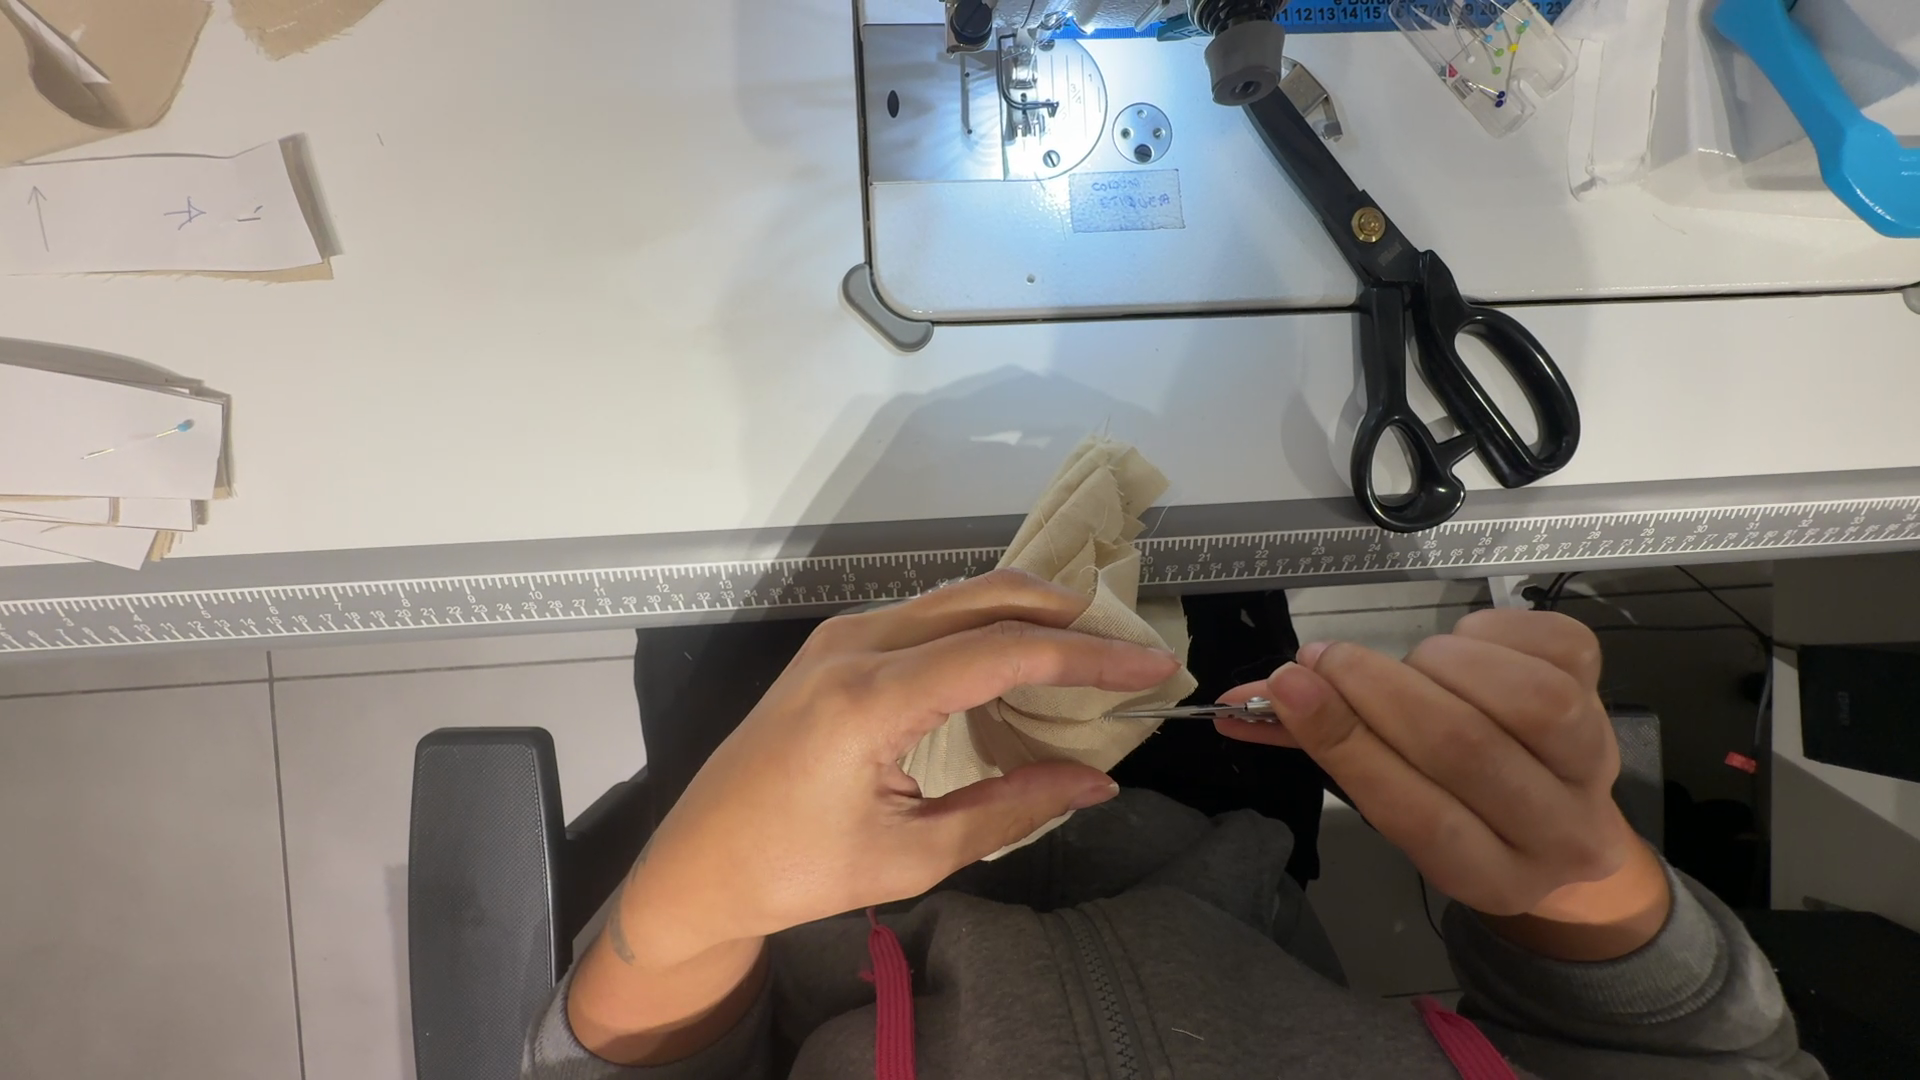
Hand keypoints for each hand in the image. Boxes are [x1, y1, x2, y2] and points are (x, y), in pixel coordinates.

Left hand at [569, 570, 1180, 1061]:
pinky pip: (927, 615)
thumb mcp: (909, 856)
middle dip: (1064, 613)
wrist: (696, 861)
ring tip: (1086, 647)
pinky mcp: (837, 641)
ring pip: (955, 596)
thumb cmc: (795, 871)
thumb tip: (1096, 782)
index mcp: (868, 699)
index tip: (1148, 666)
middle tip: (1125, 643)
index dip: (1084, 657)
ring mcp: (841, 633)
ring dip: (1025, 613)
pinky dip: (984, 624)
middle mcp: (855, 643)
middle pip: (981, 598)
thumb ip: (1009, 810)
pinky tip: (1015, 654)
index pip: (1000, 654)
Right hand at [1219, 610, 1669, 959]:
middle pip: (1463, 748)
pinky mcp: (1610, 702)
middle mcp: (1554, 834)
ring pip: (1527, 701)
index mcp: (1482, 871)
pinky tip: (1464, 643)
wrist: (1551, 821)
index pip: (1409, 810)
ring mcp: (1595, 768)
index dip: (1343, 739)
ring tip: (1412, 661)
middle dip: (1377, 688)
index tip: (1286, 683)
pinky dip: (1495, 631)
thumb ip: (1312, 744)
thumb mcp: (1380, 792)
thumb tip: (1233, 703)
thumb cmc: (1444, 802)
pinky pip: (1560, 651)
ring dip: (1443, 663)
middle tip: (1326, 658)